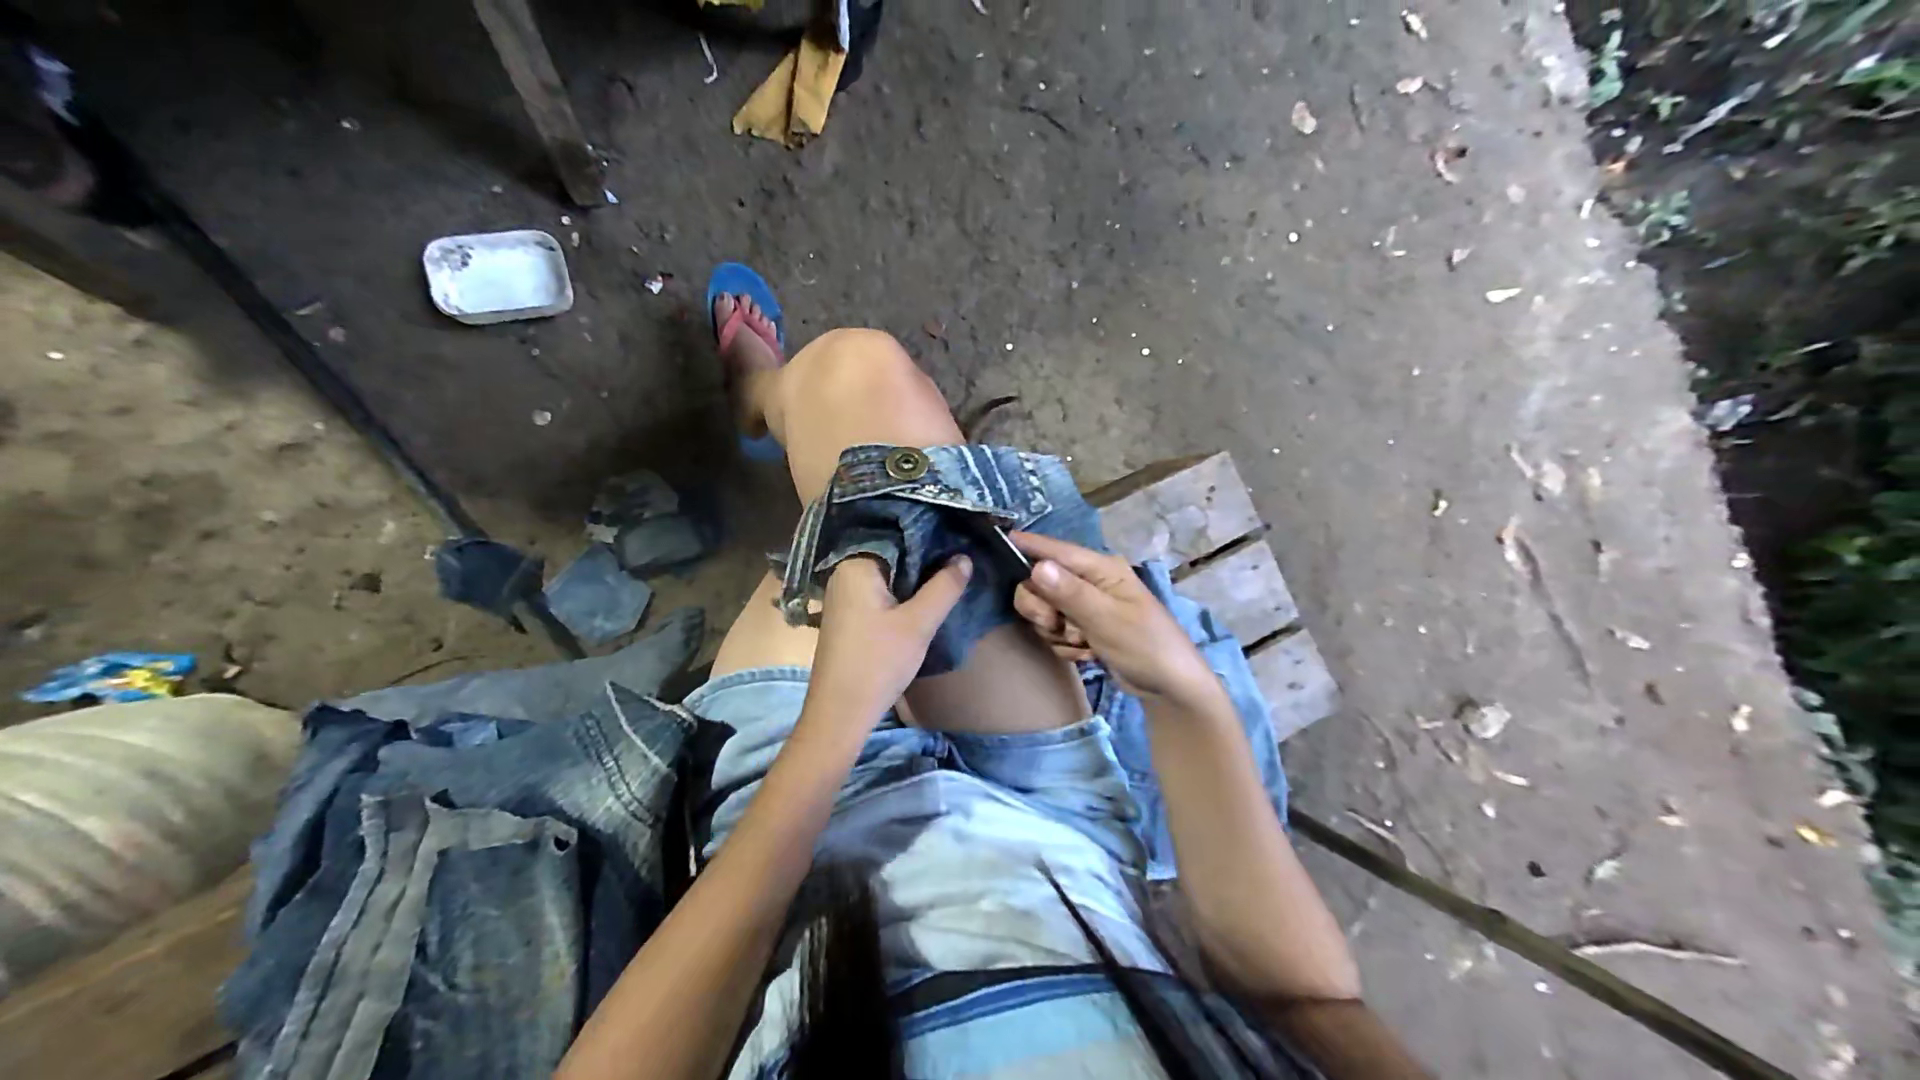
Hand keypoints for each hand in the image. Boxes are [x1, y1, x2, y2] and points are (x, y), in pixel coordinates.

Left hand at [807, 554, 971, 724]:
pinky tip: (925, 600)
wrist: (841, 712)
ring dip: (915, 579)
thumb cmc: (878, 662)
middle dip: (925, 559)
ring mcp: (843, 595)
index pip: (898, 536)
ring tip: (950, 575)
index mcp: (856, 564)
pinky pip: (880, 593)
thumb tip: (964, 558)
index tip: (960, 540)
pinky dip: (901, 595)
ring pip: (888, 576)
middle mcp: (844, 573)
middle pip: (894, 556)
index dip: (931, 537)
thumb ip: (944, 587)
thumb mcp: (919, 623)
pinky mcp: (848, 616)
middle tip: (961, 558)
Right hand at [1009, 532, 1220, 704]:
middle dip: (1041, 608)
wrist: (1168, 688)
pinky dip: (1065, 644)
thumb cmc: (1144, 645)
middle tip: (1055, 625)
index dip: (1028, 545)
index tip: (1001, 539)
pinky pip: (1055, 630)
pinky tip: (1087, 653)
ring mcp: (1086, 605)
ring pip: (1044, 610)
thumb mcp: (1107, 619)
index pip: (1056, 550)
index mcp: (1101, 568)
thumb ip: (1070, 593)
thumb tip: (1037, 566)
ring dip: (1056, 631)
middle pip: (1040, 583)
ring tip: (1082, 643)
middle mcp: (1091, 581)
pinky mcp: (1083, 628)